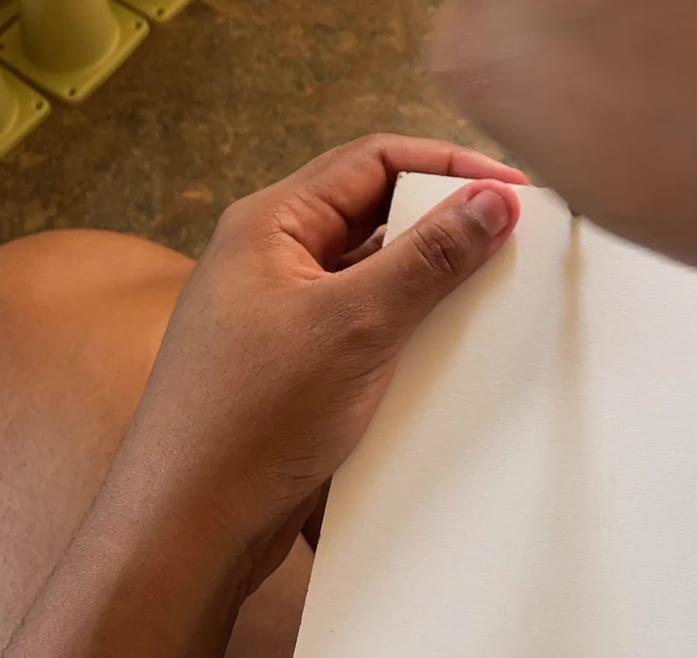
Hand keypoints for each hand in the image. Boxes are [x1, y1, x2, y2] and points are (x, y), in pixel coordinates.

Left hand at [88, 136, 521, 600]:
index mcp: (272, 222)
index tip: (510, 186)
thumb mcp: (356, 324)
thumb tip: (496, 199)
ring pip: (378, 260)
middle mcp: (278, 253)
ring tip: (491, 275)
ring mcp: (289, 305)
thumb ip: (430, 255)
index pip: (373, 159)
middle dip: (444, 212)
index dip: (447, 163)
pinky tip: (453, 328)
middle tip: (509, 228)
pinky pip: (372, 308)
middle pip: (377, 205)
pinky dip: (415, 309)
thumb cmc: (251, 418)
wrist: (186, 536)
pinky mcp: (305, 351)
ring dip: (433, 264)